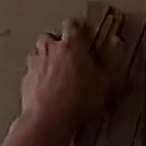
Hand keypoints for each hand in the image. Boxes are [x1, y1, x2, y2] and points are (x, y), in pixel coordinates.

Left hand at [18, 18, 112, 145]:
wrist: (47, 121)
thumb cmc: (80, 99)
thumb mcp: (107, 85)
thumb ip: (117, 66)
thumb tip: (121, 47)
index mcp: (72, 45)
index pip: (72, 24)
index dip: (78, 27)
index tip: (84, 35)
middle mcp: (51, 50)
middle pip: (49, 35)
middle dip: (56, 41)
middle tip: (68, 52)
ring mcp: (35, 65)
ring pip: (36, 52)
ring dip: (44, 56)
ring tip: (55, 69)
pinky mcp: (24, 81)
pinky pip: (30, 72)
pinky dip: (37, 76)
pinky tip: (46, 88)